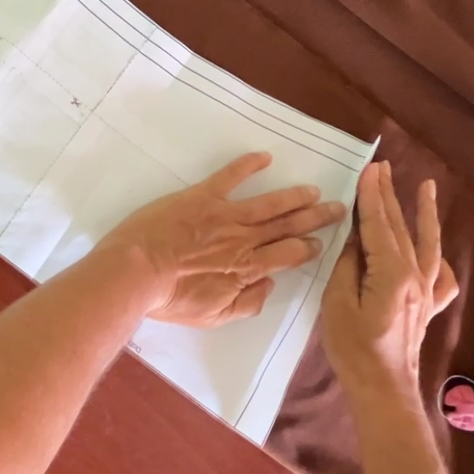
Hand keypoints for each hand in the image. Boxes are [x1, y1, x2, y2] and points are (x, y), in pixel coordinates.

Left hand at [96, 152, 347, 327]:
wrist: (136, 273)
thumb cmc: (169, 299)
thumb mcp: (213, 316)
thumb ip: (247, 304)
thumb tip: (269, 285)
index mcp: (248, 268)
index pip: (289, 255)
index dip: (307, 248)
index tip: (320, 243)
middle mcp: (245, 239)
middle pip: (288, 227)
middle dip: (316, 218)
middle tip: (338, 209)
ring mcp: (225, 215)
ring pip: (270, 203)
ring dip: (295, 196)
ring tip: (314, 190)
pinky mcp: (202, 196)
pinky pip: (230, 176)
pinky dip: (248, 165)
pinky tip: (265, 157)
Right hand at [320, 160, 458, 396]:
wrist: (383, 387)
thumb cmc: (353, 346)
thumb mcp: (337, 302)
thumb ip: (347, 265)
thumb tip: (355, 238)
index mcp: (392, 272)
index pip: (379, 225)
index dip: (372, 196)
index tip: (369, 169)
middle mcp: (416, 276)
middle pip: (401, 228)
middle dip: (391, 196)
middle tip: (384, 168)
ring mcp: (427, 292)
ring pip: (428, 244)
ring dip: (424, 214)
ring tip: (426, 188)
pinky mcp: (429, 307)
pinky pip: (441, 276)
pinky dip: (438, 257)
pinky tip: (435, 251)